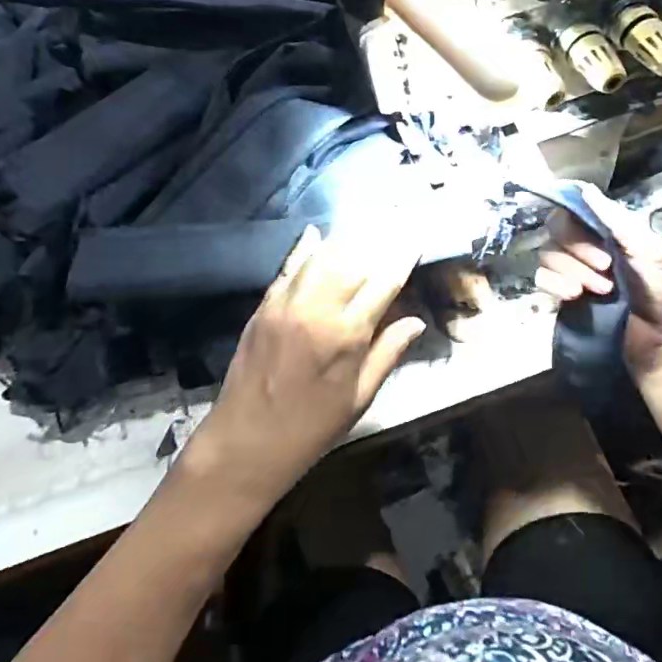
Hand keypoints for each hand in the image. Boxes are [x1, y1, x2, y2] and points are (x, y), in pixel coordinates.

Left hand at [186, 227, 425, 501]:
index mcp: (346, 335)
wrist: (245, 442)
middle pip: (353, 259)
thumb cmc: (311, 428)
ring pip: (320, 257)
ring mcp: (286, 304)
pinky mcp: (264, 306)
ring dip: (345, 237)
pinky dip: (305, 248)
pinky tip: (316, 233)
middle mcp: (317, 309)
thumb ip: (388, 353)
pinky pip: (288, 268)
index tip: (414, 238)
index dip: (401, 258)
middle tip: (394, 219)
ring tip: (364, 221)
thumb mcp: (360, 397)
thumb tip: (416, 321)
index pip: (383, 283)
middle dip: (377, 237)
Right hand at [534, 184, 661, 380]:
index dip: (578, 220)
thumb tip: (585, 188)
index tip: (595, 238)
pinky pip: (542, 278)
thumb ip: (618, 222)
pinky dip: (553, 284)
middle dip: (578, 250)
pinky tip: (573, 296)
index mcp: (615, 232)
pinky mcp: (566, 297)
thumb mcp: (655, 254)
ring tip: (598, 292)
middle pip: (558, 229)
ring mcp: (577, 272)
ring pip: (548, 254)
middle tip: (606, 271)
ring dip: (569, 270)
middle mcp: (593, 247)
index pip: (577, 209)